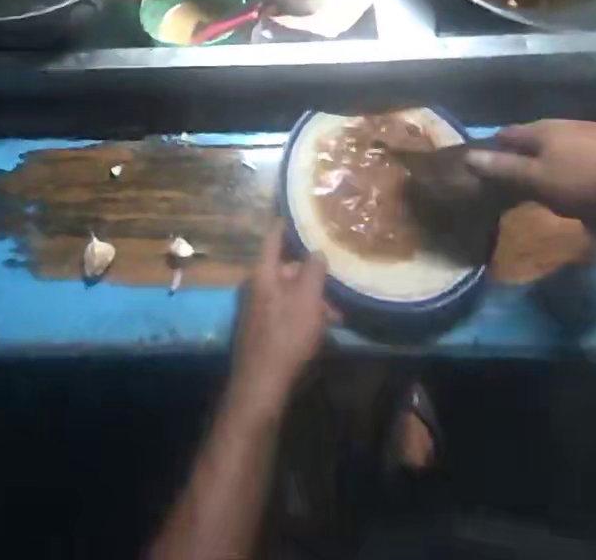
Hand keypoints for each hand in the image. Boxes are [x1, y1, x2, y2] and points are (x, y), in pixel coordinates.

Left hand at [227, 220, 331, 417]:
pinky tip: (324, 330)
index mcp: (263, 273)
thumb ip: (313, 271)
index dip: (285, 222)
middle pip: (286, 268)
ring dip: (312, 299)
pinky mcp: (262, 330)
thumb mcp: (308, 299)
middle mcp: (256, 286)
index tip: (296, 211)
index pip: (273, 237)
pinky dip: (304, 315)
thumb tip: (316, 251)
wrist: (262, 385)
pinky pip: (286, 312)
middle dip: (312, 274)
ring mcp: (257, 309)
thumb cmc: (287, 335)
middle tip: (337, 280)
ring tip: (338, 314)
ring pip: (289, 293)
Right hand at [464, 120, 595, 239]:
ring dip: (562, 176)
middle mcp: (564, 127)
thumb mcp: (539, 180)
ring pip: (567, 155)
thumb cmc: (591, 178)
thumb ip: (503, 170)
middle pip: (537, 144)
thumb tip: (467, 157)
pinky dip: (591, 181)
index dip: (494, 152)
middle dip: (530, 165)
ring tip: (566, 202)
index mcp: (540, 131)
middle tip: (527, 192)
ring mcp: (595, 135)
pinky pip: (595, 166)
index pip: (505, 136)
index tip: (487, 171)